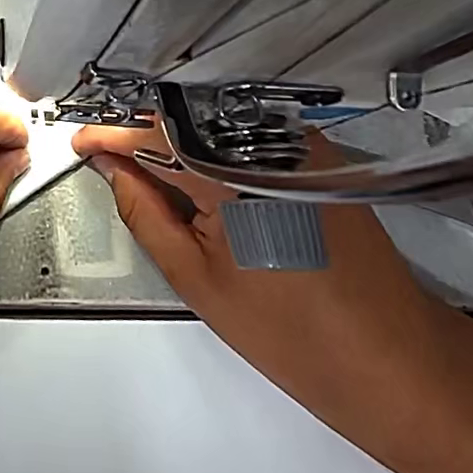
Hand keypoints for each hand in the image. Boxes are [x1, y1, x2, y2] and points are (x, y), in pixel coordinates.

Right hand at [72, 125, 447, 424]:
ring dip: (176, 136)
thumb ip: (144, 211)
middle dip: (140, 134)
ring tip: (153, 170)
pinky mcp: (316, 151)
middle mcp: (269, 143)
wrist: (388, 354)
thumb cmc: (298, 333)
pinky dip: (213, 143)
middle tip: (112, 158)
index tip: (85, 142)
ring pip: (213, 120)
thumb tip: (113, 171)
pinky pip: (247, 130)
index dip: (108, 136)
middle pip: (182, 118)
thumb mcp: (196, 277)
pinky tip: (202, 173)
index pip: (150, 136)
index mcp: (231, 174)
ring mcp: (298, 143)